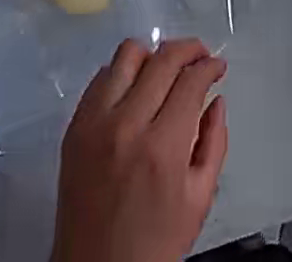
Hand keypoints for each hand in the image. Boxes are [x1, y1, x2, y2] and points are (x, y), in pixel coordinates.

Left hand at [51, 38, 228, 261]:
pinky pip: (100, 78)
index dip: (210, 66)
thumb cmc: (151, 244)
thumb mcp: (199, 199)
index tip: (217, 67)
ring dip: (154, 55)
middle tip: (200, 57)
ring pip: (127, 55)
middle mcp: (127, 126)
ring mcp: (95, 124)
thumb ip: (214, 142)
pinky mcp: (74, 127)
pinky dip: (122, 72)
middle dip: (189, 49)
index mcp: (163, 147)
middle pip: (163, 58)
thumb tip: (215, 100)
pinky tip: (136, 87)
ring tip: (166, 70)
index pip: (191, 80)